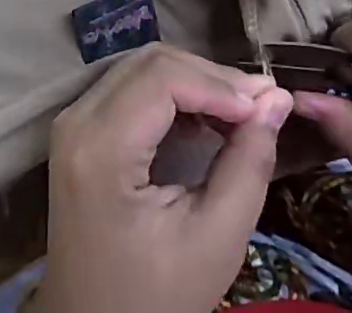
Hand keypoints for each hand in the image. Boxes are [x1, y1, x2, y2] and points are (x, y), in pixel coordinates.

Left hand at [36, 43, 293, 312]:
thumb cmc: (155, 297)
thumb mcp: (216, 239)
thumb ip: (249, 162)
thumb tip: (278, 98)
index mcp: (100, 149)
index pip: (163, 78)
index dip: (219, 84)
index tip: (265, 107)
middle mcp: (77, 121)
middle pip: (153, 62)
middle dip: (212, 77)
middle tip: (261, 105)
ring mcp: (73, 121)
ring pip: (144, 67)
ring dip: (196, 80)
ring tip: (241, 111)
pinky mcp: (80, 128)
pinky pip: (132, 85)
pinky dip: (175, 91)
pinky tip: (207, 118)